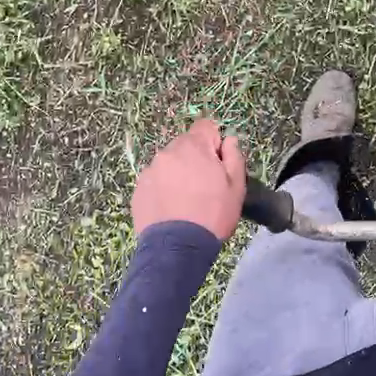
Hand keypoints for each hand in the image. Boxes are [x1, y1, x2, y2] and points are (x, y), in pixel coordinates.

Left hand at [132, 119, 246, 240]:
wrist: (177, 249)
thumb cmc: (213, 214)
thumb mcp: (236, 186)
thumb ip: (234, 157)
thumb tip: (229, 141)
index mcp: (193, 147)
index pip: (205, 126)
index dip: (214, 142)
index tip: (218, 163)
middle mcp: (168, 152)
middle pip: (186, 145)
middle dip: (196, 158)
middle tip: (205, 186)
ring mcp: (150, 171)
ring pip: (169, 163)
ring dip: (178, 173)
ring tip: (186, 201)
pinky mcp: (138, 190)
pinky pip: (155, 181)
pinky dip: (164, 189)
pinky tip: (172, 209)